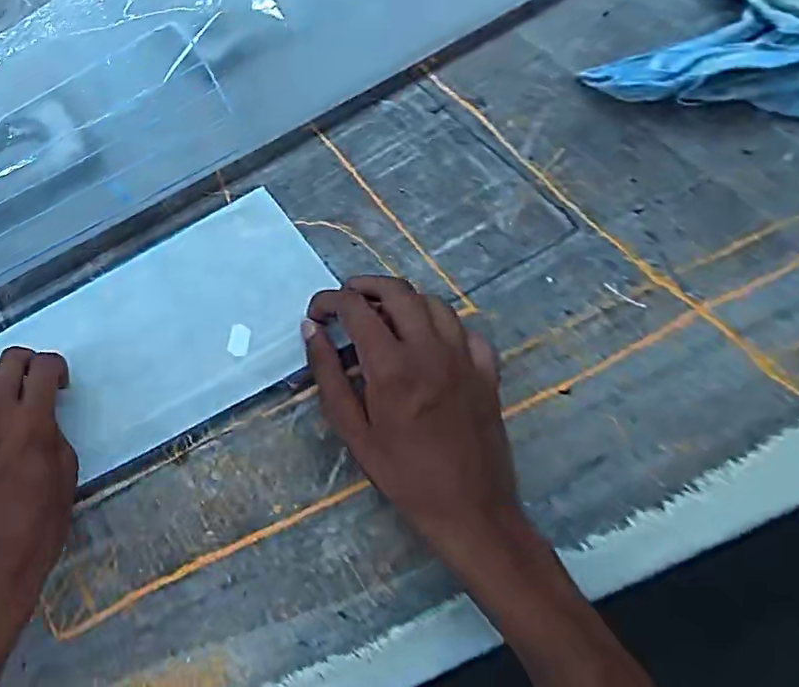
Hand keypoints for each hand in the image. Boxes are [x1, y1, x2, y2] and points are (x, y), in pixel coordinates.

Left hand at [0, 347, 75, 686]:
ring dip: (6, 379)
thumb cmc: (41, 523)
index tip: (62, 381)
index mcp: (31, 422)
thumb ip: (54, 433)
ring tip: (18, 402)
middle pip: (10, 359)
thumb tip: (44, 415)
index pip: (42, 368)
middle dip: (30, 362)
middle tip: (41, 383)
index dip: (56, 366)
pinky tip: (0, 435)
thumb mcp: (66, 475)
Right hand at [302, 275, 515, 557]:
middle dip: (363, 287)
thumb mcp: (349, 424)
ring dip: (401, 301)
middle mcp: (431, 353)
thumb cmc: (400, 471)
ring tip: (380, 317)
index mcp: (392, 366)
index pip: (356, 307)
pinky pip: (467, 331)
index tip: (316, 315)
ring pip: (434, 304)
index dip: (328, 301)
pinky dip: (441, 324)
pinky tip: (425, 341)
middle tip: (344, 303)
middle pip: (398, 292)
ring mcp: (465, 362)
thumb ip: (327, 371)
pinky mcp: (488, 376)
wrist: (471, 511)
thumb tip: (311, 329)